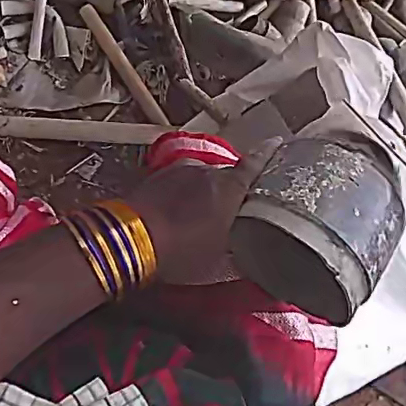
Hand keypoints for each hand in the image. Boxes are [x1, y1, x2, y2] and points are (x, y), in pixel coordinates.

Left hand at [125, 139, 277, 285]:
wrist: (128, 238)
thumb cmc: (180, 252)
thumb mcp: (218, 262)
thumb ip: (238, 249)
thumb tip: (248, 253)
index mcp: (228, 187)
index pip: (255, 165)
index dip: (267, 155)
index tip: (277, 143)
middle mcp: (206, 170)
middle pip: (226, 174)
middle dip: (230, 187)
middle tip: (231, 207)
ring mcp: (178, 168)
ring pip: (200, 176)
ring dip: (203, 189)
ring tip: (199, 212)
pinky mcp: (155, 174)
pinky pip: (178, 180)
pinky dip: (182, 190)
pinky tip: (176, 208)